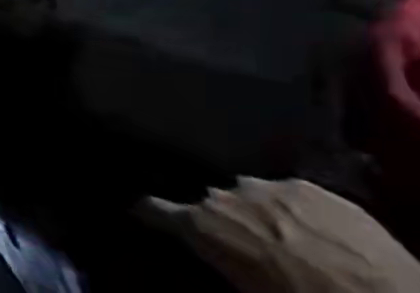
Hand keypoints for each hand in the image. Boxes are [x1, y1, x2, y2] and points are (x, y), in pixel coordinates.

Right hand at [141, 178, 419, 292]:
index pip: (152, 209)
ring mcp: (267, 186)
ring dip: (262, 210)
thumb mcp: (249, 289)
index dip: (150, 214)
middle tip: (254, 244)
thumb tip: (210, 252)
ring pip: (253, 193)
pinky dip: (300, 209)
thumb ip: (219, 259)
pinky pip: (295, 194)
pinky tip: (323, 231)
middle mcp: (221, 196)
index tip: (145, 215)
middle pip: (212, 201)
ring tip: (293, 236)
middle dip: (227, 218)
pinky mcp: (311, 187)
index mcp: (199, 224)